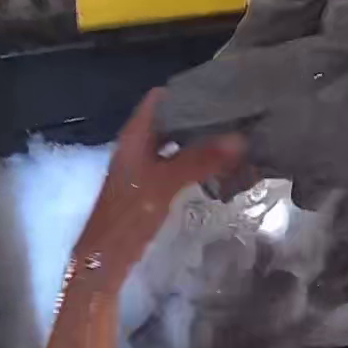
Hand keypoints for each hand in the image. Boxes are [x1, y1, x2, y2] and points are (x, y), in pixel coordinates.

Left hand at [69, 89, 242, 291]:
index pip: (160, 98)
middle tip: (237, 114)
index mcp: (134, 136)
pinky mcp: (152, 187)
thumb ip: (200, 160)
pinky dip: (196, 161)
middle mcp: (138, 146)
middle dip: (200, 116)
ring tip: (235, 136)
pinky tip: (220, 166)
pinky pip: (177, 164)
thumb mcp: (165, 183)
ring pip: (176, 143)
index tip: (221, 90)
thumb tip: (240, 138)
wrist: (107, 257)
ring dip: (199, 140)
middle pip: (171, 120)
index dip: (187, 91)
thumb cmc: (128, 216)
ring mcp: (144, 167)